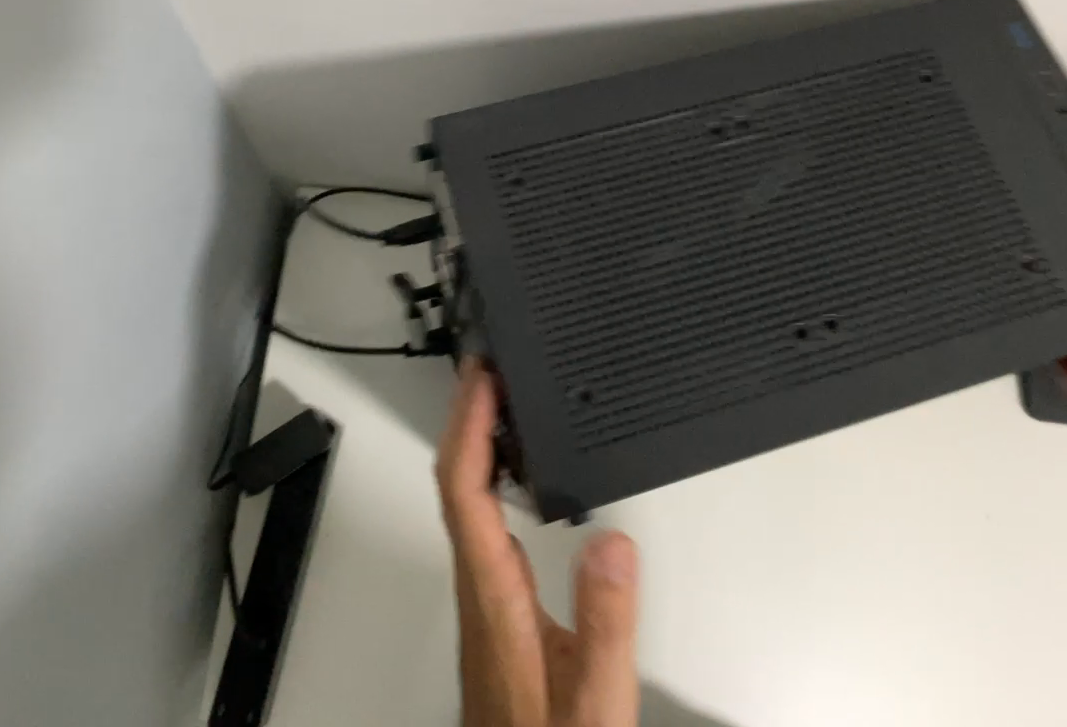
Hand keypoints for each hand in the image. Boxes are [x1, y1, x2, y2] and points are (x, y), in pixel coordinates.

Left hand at [436, 358, 640, 726]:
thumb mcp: (594, 698)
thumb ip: (606, 623)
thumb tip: (612, 541)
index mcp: (495, 597)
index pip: (465, 492)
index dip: (469, 428)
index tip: (482, 381)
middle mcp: (478, 586)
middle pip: (455, 484)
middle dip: (466, 418)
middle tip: (485, 372)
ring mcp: (482, 593)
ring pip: (463, 498)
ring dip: (474, 443)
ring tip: (497, 402)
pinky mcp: (495, 601)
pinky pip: (480, 519)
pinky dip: (489, 477)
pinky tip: (512, 471)